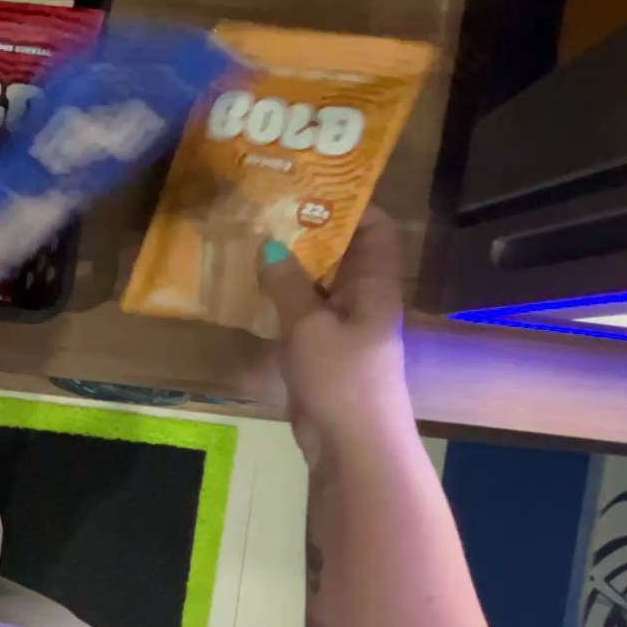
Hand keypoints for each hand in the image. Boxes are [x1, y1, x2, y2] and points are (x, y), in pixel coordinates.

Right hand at [258, 208, 413, 465]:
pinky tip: (251, 291)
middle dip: (311, 231)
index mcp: (375, 288)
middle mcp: (362, 302)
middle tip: (268, 209)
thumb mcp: (309, 327)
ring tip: (253, 241)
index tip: (311, 184)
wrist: (350, 443)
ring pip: (317, 285)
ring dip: (291, 266)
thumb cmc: (341, 378)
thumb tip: (270, 244)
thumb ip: (288, 286)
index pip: (375, 231)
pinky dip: (280, 299)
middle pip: (343, 255)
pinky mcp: (319, 353)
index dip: (351, 205)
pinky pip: (301, 314)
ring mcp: (341, 329)